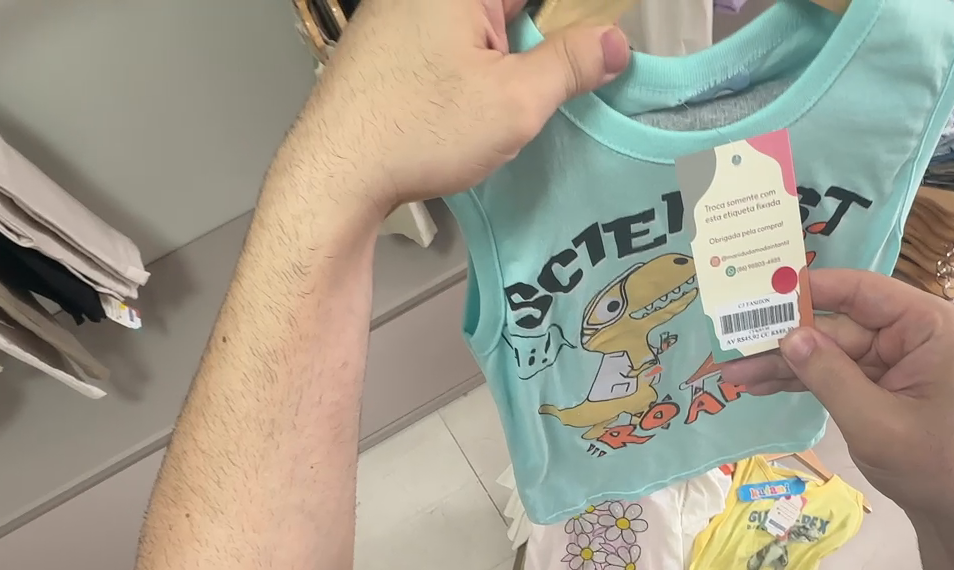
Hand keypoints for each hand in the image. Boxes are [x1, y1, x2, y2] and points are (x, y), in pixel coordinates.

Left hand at [285, 0, 629, 217]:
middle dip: (539, 39)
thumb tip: (614, 42)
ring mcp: (399, 12)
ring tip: (510, 103)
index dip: (572, 17)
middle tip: (564, 76)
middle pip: (505, 8)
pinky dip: (472, 68)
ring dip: (506, 56)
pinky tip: (471, 110)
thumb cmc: (423, 129)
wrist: (339, 169)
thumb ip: (570, 66)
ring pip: (477, 25)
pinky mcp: (386, 45)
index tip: (595, 45)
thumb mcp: (516, 101)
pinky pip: (447, 43)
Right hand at [717, 268, 953, 517]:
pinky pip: (833, 374)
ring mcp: (893, 360)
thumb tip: (788, 337)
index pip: (862, 292)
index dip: (811, 289)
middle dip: (784, 339)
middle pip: (836, 325)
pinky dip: (800, 381)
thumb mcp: (874, 421)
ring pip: (828, 352)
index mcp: (928, 326)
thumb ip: (830, 375)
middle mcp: (911, 334)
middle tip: (733, 344)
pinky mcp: (879, 384)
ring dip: (783, 364)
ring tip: (734, 374)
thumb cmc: (929, 464)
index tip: (764, 289)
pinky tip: (762, 384)